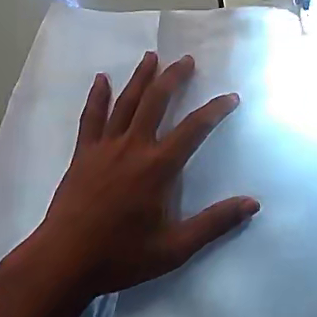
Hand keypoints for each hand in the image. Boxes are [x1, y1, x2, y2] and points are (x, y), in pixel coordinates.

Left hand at [27, 51, 256, 298]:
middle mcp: (133, 147)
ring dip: (140, 78)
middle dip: (173, 78)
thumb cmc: (121, 256)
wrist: (64, 260)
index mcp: (157, 167)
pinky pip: (91, 118)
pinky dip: (98, 97)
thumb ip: (214, 223)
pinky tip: (101, 80)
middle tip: (187, 60)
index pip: (193, 130)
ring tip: (151, 56)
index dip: (215, 110)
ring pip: (126, 103)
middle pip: (156, 102)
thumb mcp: (174, 248)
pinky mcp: (83, 154)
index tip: (230, 97)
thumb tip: (252, 203)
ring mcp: (104, 147)